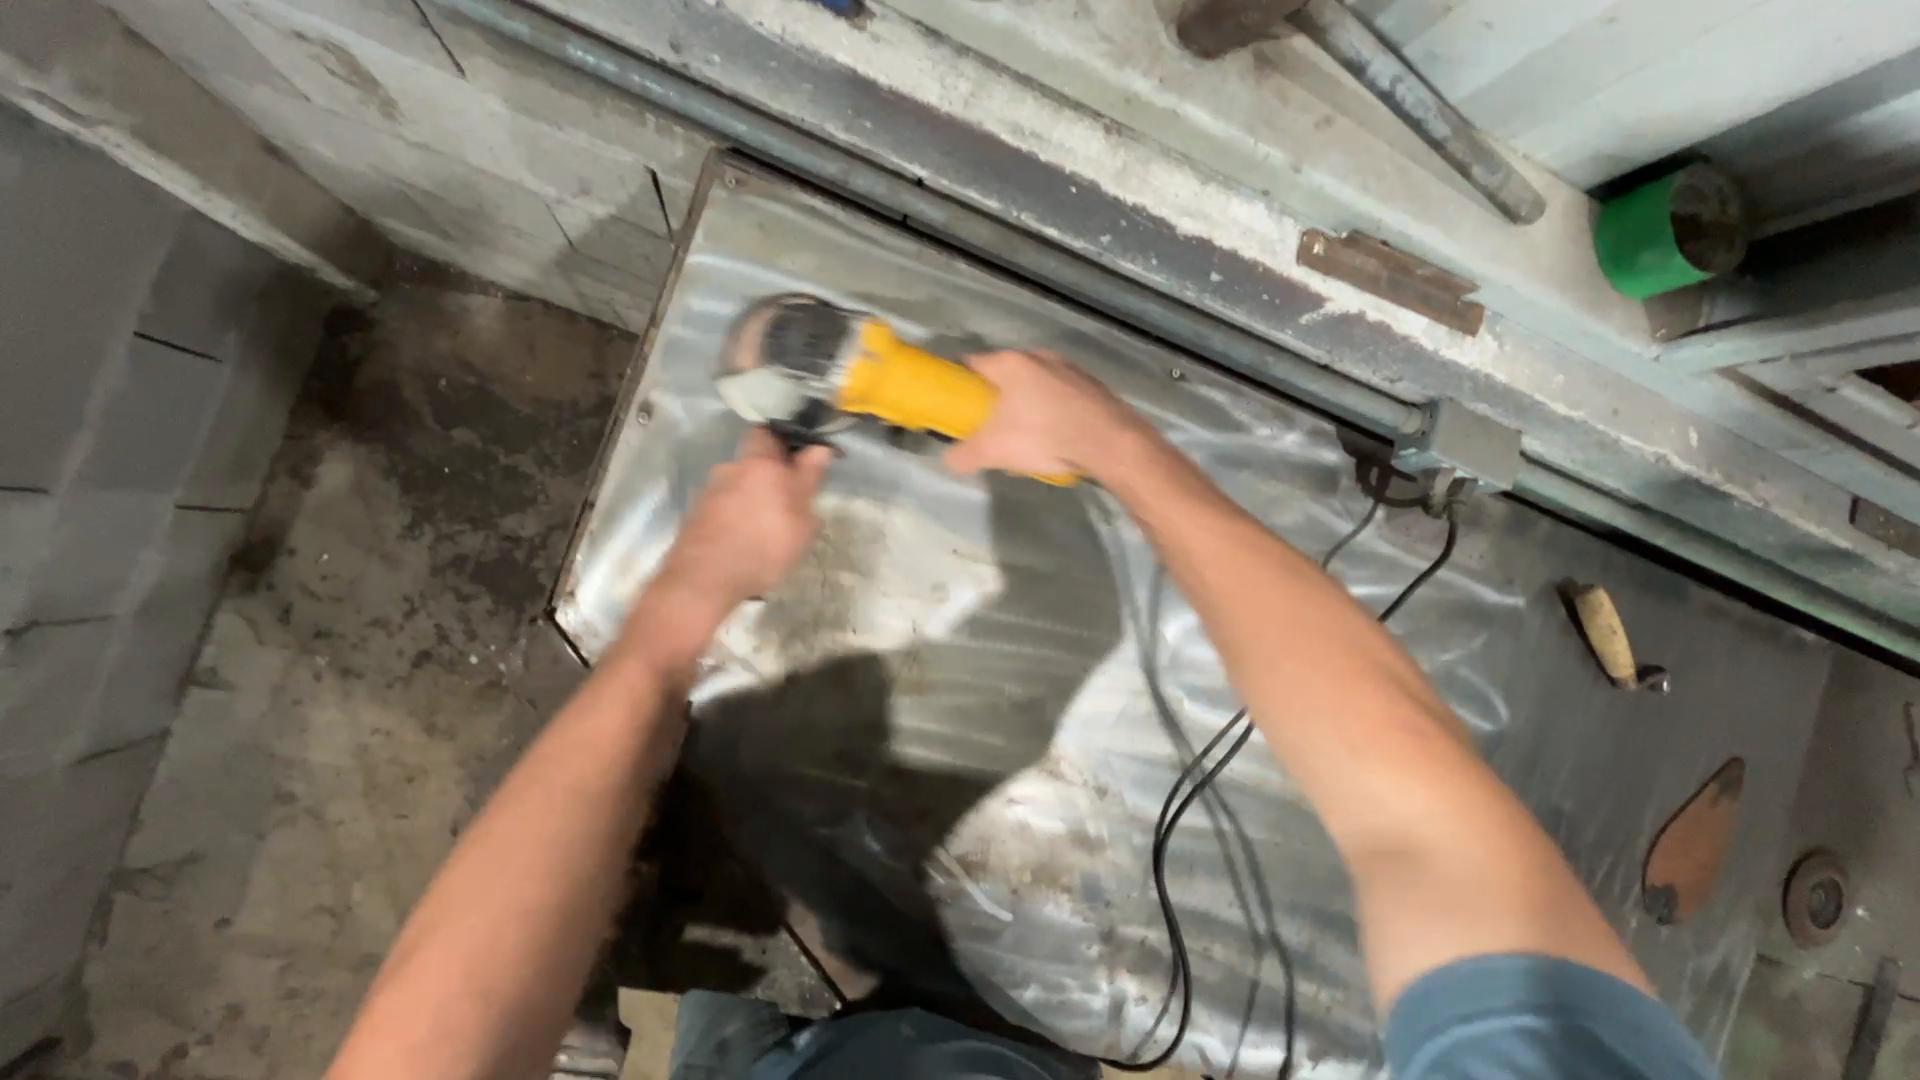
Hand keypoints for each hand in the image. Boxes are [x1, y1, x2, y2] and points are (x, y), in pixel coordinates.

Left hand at [621, 429, 831, 667]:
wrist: (702, 580)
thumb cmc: (763, 548)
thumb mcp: (801, 521)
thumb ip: (808, 482)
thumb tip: (818, 451)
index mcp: (760, 463)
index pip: (769, 434)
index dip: (785, 442)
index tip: (802, 460)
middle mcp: (731, 469)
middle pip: (754, 462)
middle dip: (770, 476)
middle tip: (788, 500)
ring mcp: (710, 491)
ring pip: (739, 485)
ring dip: (753, 498)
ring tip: (766, 526)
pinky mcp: (697, 514)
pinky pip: (725, 506)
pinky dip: (737, 516)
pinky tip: (745, 539)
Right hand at [943, 350, 1148, 479]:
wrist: (1108, 442)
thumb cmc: (1042, 437)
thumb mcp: (992, 451)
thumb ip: (964, 455)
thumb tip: (950, 461)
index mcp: (1011, 363)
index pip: (974, 363)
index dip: (963, 384)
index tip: (961, 405)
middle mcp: (1040, 357)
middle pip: (1007, 376)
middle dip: (998, 401)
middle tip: (993, 429)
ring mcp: (1070, 369)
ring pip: (1037, 387)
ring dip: (1028, 409)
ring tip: (1027, 441)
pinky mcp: (1093, 387)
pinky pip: (1062, 398)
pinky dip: (1054, 415)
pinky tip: (1057, 440)